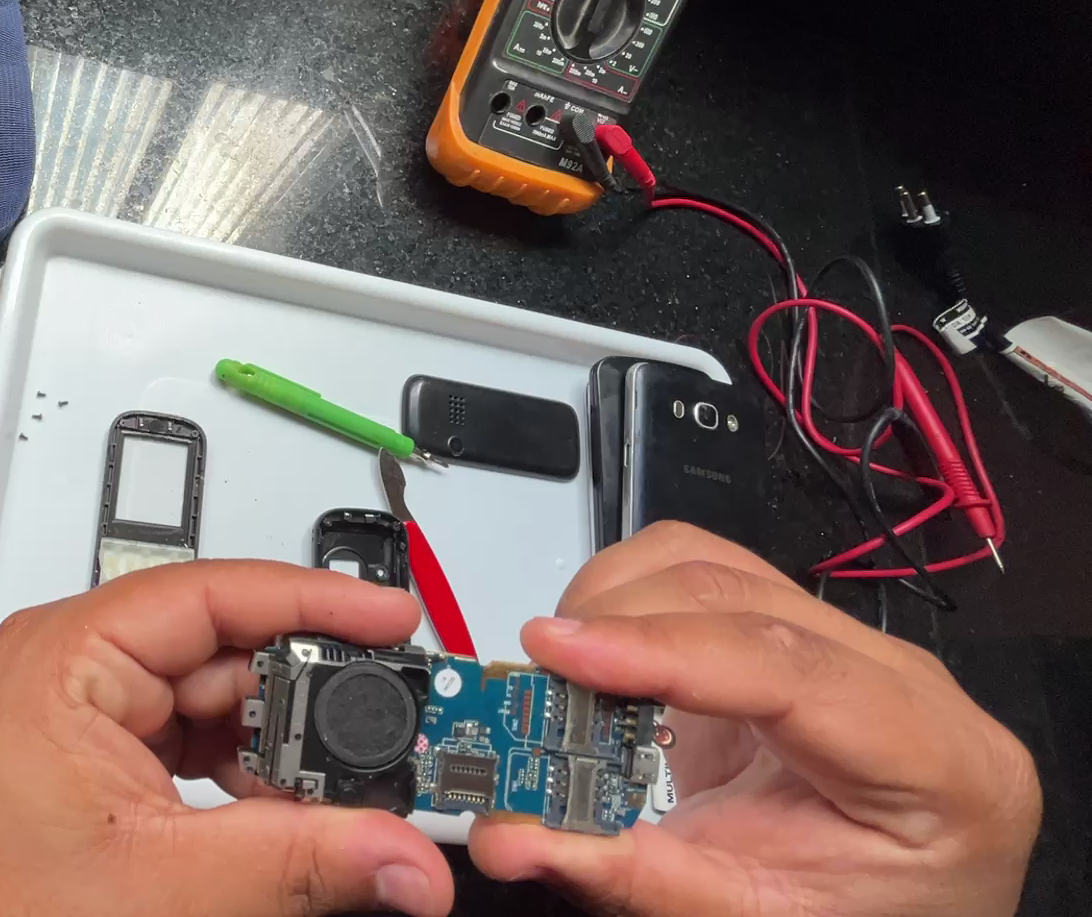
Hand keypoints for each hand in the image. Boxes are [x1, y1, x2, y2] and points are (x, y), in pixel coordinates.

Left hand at [0, 560, 455, 916]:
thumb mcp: (158, 885)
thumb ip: (295, 864)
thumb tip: (400, 852)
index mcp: (69, 654)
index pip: (211, 593)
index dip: (309, 598)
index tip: (384, 614)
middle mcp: (77, 659)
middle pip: (222, 644)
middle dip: (306, 691)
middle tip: (387, 724)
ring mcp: (89, 699)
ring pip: (215, 693)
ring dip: (280, 740)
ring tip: (343, 785)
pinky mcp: (100, 741)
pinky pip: (192, 730)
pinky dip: (244, 767)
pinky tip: (283, 807)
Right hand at [468, 522, 1040, 916]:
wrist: (880, 898)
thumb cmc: (843, 910)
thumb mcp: (740, 915)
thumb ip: (623, 872)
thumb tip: (507, 838)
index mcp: (933, 762)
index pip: (784, 666)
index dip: (657, 648)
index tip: (554, 651)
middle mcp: (891, 676)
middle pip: (724, 595)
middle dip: (608, 622)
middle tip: (534, 680)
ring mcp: (831, 633)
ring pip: (696, 558)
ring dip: (607, 596)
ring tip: (569, 665)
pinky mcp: (773, 615)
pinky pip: (684, 559)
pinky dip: (619, 587)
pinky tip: (604, 644)